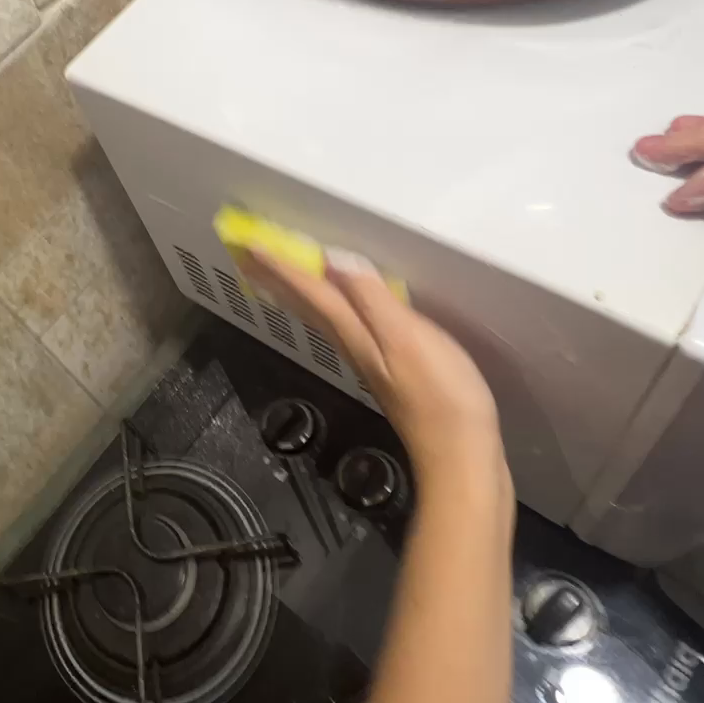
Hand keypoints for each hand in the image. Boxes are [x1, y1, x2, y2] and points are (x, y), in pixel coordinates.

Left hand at [238, 247, 510, 501]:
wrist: (460, 457)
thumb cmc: (441, 397)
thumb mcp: (406, 338)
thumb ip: (370, 298)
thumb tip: (333, 259)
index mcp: (354, 333)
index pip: (311, 292)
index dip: (282, 266)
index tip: (249, 245)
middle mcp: (352, 344)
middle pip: (306, 305)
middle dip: (275, 279)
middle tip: (244, 258)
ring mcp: (367, 359)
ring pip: (318, 317)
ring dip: (294, 294)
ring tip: (272, 277)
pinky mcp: (385, 371)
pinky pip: (339, 328)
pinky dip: (324, 311)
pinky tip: (331, 310)